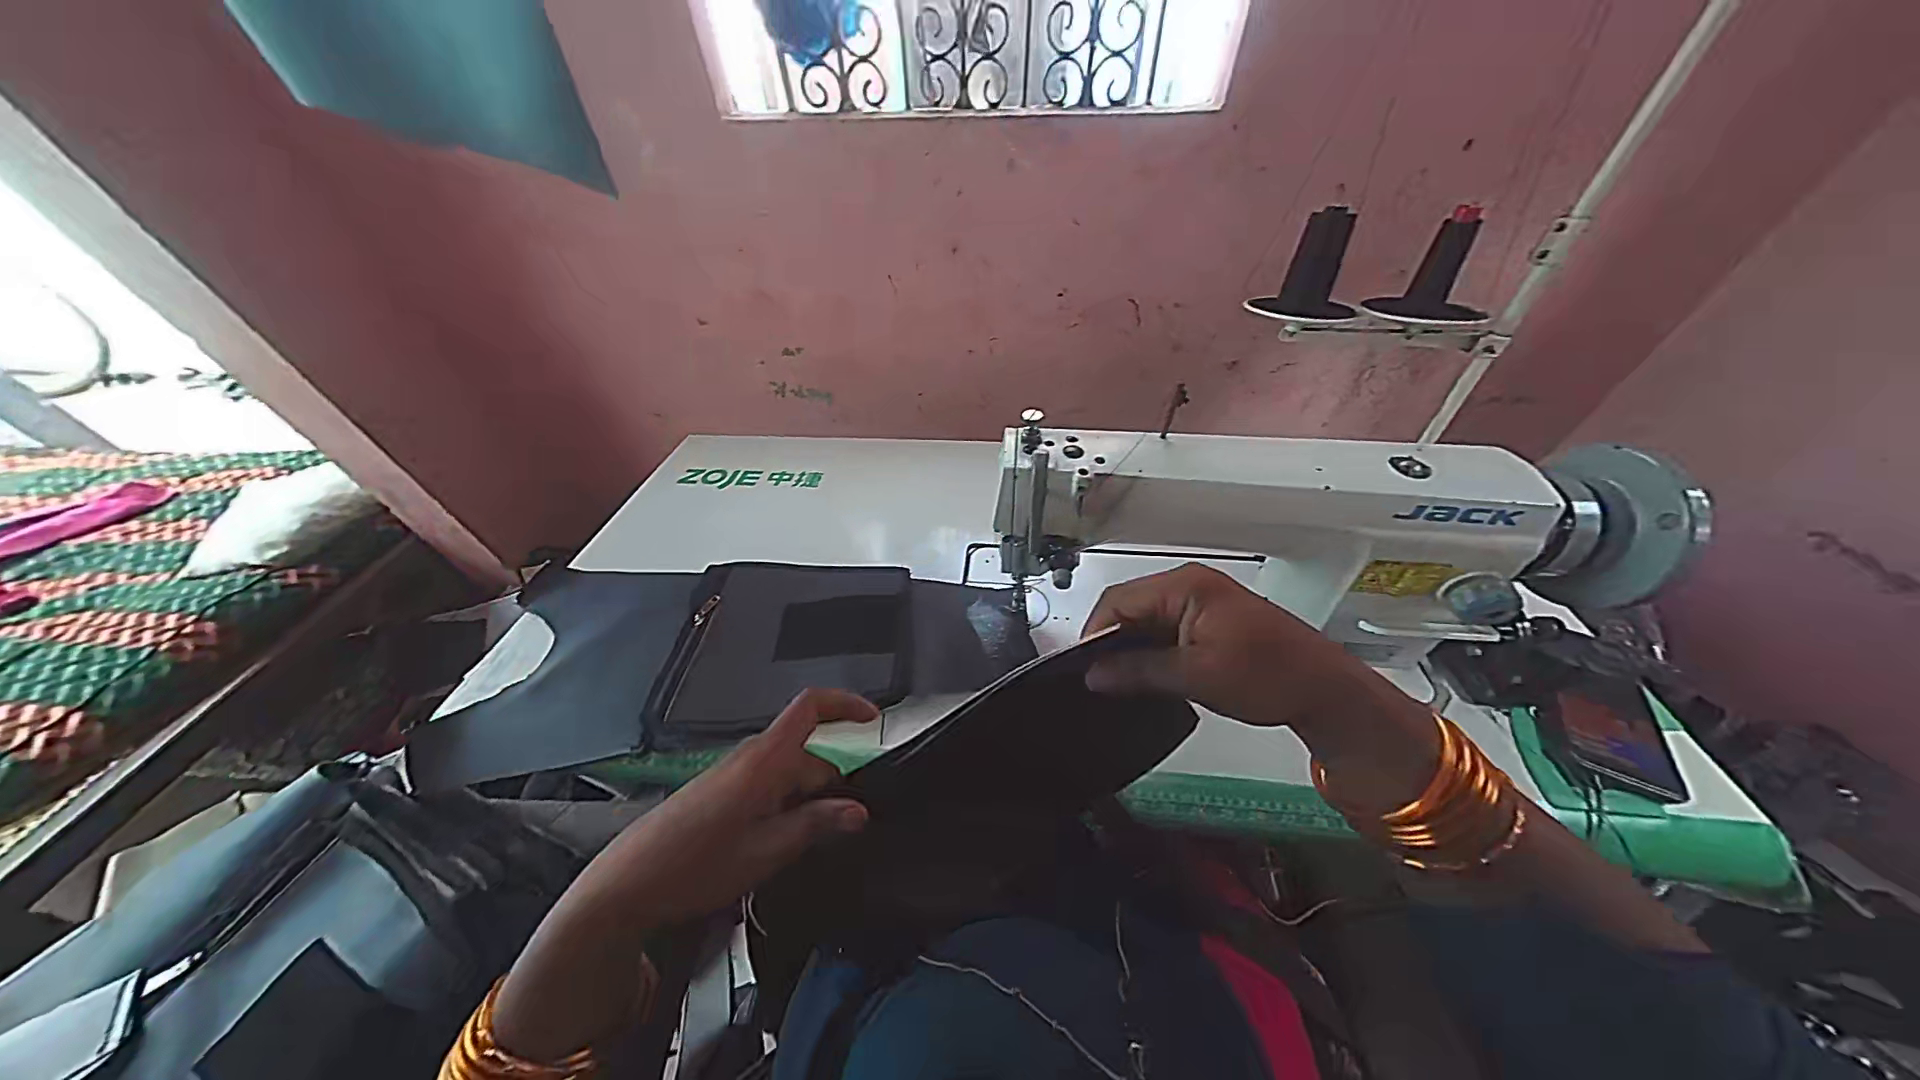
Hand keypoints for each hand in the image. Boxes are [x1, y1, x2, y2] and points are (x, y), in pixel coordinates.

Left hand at [492, 689, 873, 1059]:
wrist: (625, 886)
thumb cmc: (696, 865)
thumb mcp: (767, 850)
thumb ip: (817, 824)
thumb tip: (858, 811)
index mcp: (764, 760)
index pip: (811, 707)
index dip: (846, 704)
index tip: (873, 719)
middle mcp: (749, 757)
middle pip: (806, 750)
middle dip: (831, 781)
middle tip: (844, 825)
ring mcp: (732, 773)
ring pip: (787, 772)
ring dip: (807, 798)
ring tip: (809, 843)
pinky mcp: (720, 791)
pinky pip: (766, 785)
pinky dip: (785, 804)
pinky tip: (779, 842)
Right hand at [1082, 563, 1439, 809]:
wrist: (1325, 690)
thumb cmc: (1272, 675)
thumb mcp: (1195, 676)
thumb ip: (1138, 672)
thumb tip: (1096, 674)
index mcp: (1186, 586)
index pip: (1118, 601)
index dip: (1095, 634)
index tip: (1084, 667)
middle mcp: (1190, 585)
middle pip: (1129, 608)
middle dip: (1112, 642)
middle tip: (1101, 678)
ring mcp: (1199, 601)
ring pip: (1145, 620)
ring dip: (1133, 649)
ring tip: (1123, 680)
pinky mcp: (1207, 619)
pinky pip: (1164, 629)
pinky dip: (1152, 651)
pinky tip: (1149, 675)